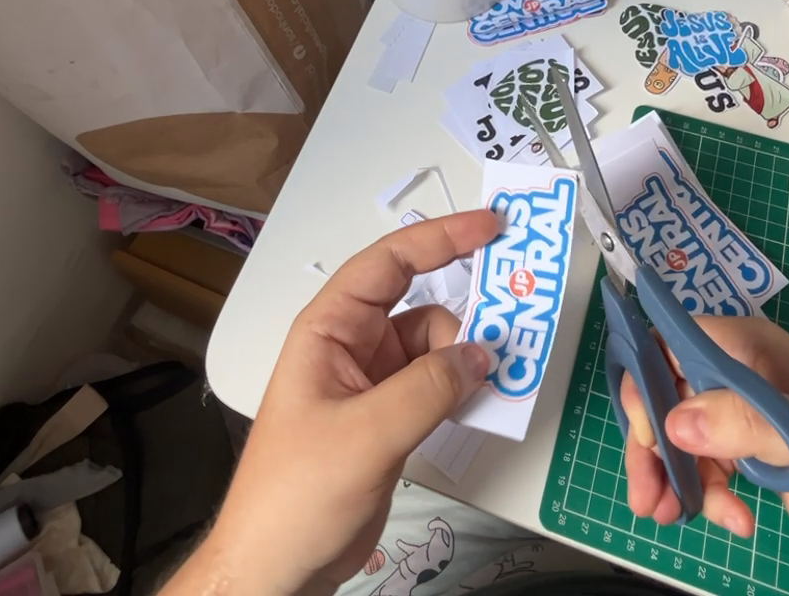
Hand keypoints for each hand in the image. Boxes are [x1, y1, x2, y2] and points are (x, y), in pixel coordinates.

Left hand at [170, 211, 498, 595]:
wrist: (278, 568)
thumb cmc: (296, 494)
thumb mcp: (366, 433)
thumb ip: (429, 388)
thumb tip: (482, 354)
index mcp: (331, 327)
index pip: (389, 262)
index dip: (440, 237)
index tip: (489, 227)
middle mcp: (353, 343)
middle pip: (420, 302)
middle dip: (464, 304)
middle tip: (511, 308)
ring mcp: (373, 379)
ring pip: (435, 345)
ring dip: (465, 356)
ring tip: (491, 380)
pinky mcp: (390, 413)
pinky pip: (437, 381)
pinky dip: (461, 385)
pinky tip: (479, 401)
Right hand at [620, 316, 788, 574]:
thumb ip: (749, 425)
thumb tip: (676, 421)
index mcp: (750, 348)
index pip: (672, 342)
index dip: (648, 380)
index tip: (649, 433)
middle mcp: (737, 372)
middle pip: (663, 390)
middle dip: (650, 442)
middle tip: (648, 495)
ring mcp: (739, 412)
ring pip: (674, 431)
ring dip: (669, 474)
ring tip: (670, 517)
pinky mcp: (744, 450)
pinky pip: (698, 462)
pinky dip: (700, 492)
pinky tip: (732, 521)